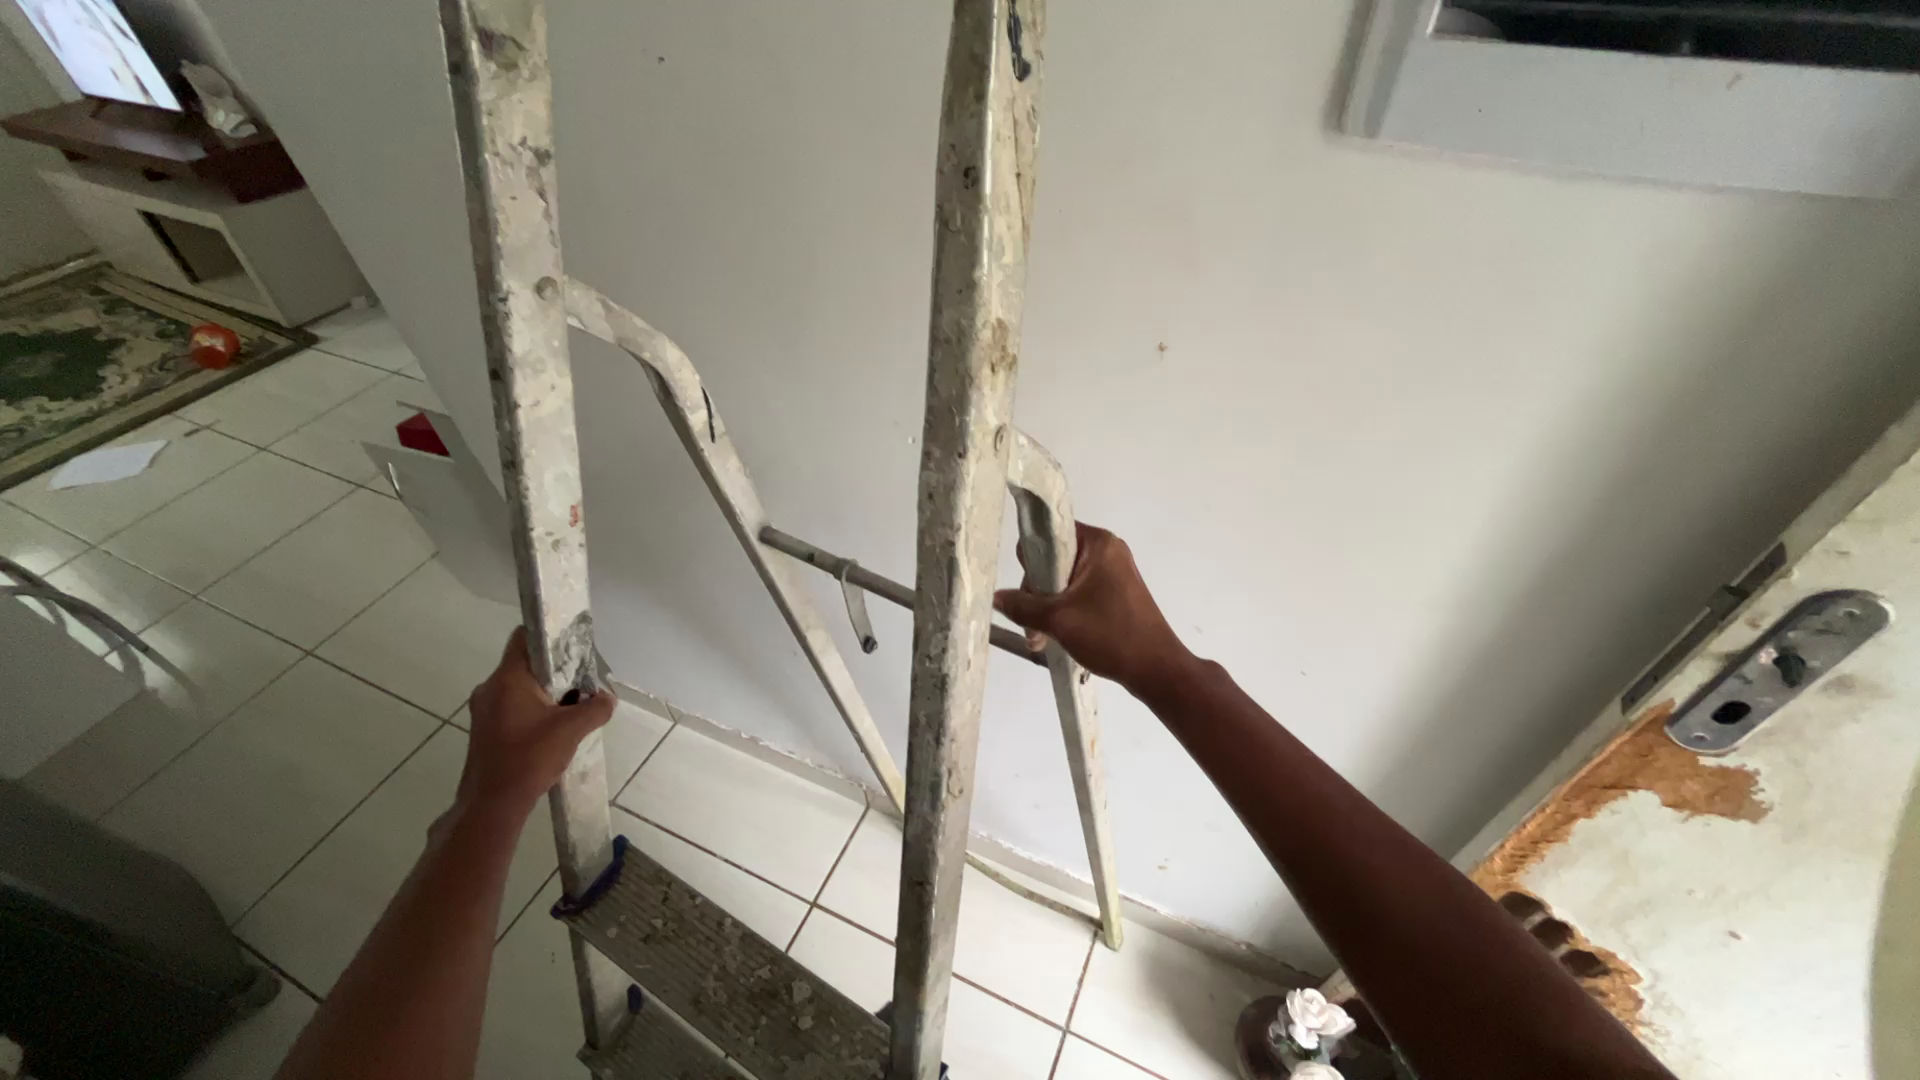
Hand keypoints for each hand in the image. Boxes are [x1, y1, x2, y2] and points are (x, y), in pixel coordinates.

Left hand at [456, 627, 616, 817]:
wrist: (491, 805)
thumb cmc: (528, 758)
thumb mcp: (573, 729)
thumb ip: (596, 708)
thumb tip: (607, 698)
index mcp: (508, 679)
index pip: (525, 637)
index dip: (551, 635)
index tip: (575, 646)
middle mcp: (490, 689)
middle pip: (528, 664)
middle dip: (557, 672)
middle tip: (583, 684)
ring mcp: (485, 711)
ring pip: (522, 688)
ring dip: (548, 695)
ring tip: (573, 710)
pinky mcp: (486, 731)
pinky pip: (514, 708)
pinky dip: (536, 711)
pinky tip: (554, 730)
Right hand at [993, 522, 1196, 693]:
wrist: (1155, 669)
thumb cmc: (1110, 635)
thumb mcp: (1057, 620)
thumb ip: (1022, 606)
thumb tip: (997, 597)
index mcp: (1098, 544)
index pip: (1051, 532)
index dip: (1033, 558)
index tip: (1028, 588)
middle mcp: (1107, 552)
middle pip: (1055, 559)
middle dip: (1037, 593)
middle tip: (1031, 623)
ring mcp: (1113, 574)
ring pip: (1064, 581)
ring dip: (1047, 608)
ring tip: (1039, 639)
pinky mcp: (1115, 595)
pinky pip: (1079, 594)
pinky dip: (1064, 613)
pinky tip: (1052, 637)